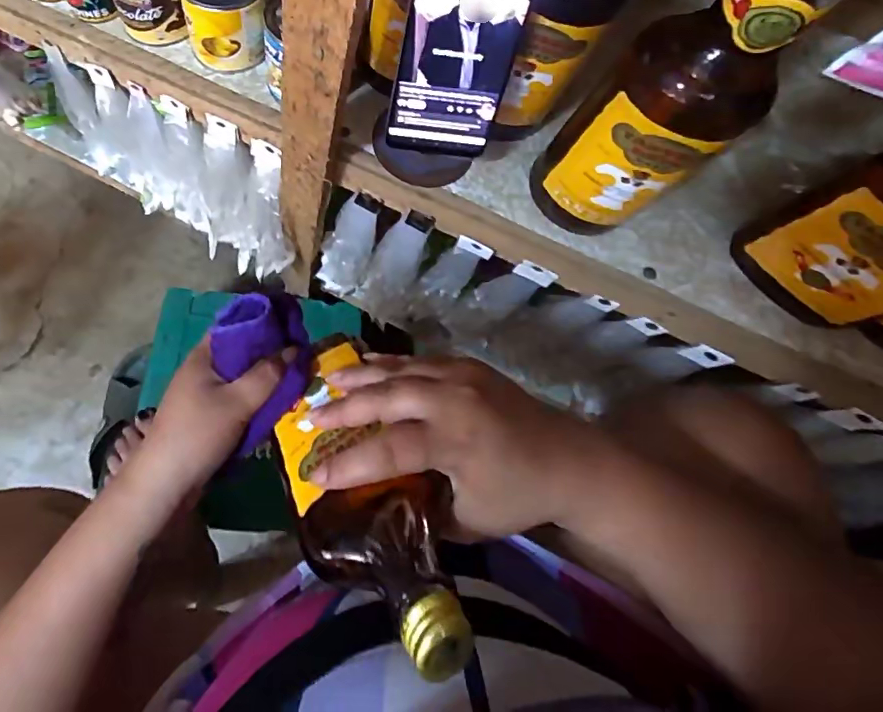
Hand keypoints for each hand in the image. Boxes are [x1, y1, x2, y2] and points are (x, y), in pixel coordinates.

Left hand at [127, 339, 285, 504]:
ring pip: (240, 377)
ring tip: (294, 379)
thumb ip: (268, 374)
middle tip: (301, 356)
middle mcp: (202, 369)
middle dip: (269, 354)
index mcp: (203, 356)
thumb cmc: (198, 434)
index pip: (236, 325)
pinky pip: (236, 398)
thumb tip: (294, 349)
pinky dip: (254, 399)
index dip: (263, 323)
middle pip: (241, 352)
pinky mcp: (206, 416)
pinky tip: (275, 404)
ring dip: (264, 379)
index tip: (291, 326)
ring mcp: (202, 393)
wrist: (165, 484)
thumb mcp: (238, 402)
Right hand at [306, 355, 608, 538]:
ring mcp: (461, 376)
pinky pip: (419, 362)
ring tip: (329, 379)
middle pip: (387, 398)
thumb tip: (385, 504)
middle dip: (345, 407)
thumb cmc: (521, 495)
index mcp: (455, 440)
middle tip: (309, 415)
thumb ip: (424, 510)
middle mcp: (453, 399)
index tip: (314, 475)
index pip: (389, 450)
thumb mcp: (471, 520)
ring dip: (363, 375)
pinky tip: (369, 365)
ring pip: (400, 371)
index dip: (349, 464)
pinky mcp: (468, 366)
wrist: (572, 460)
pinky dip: (390, 364)